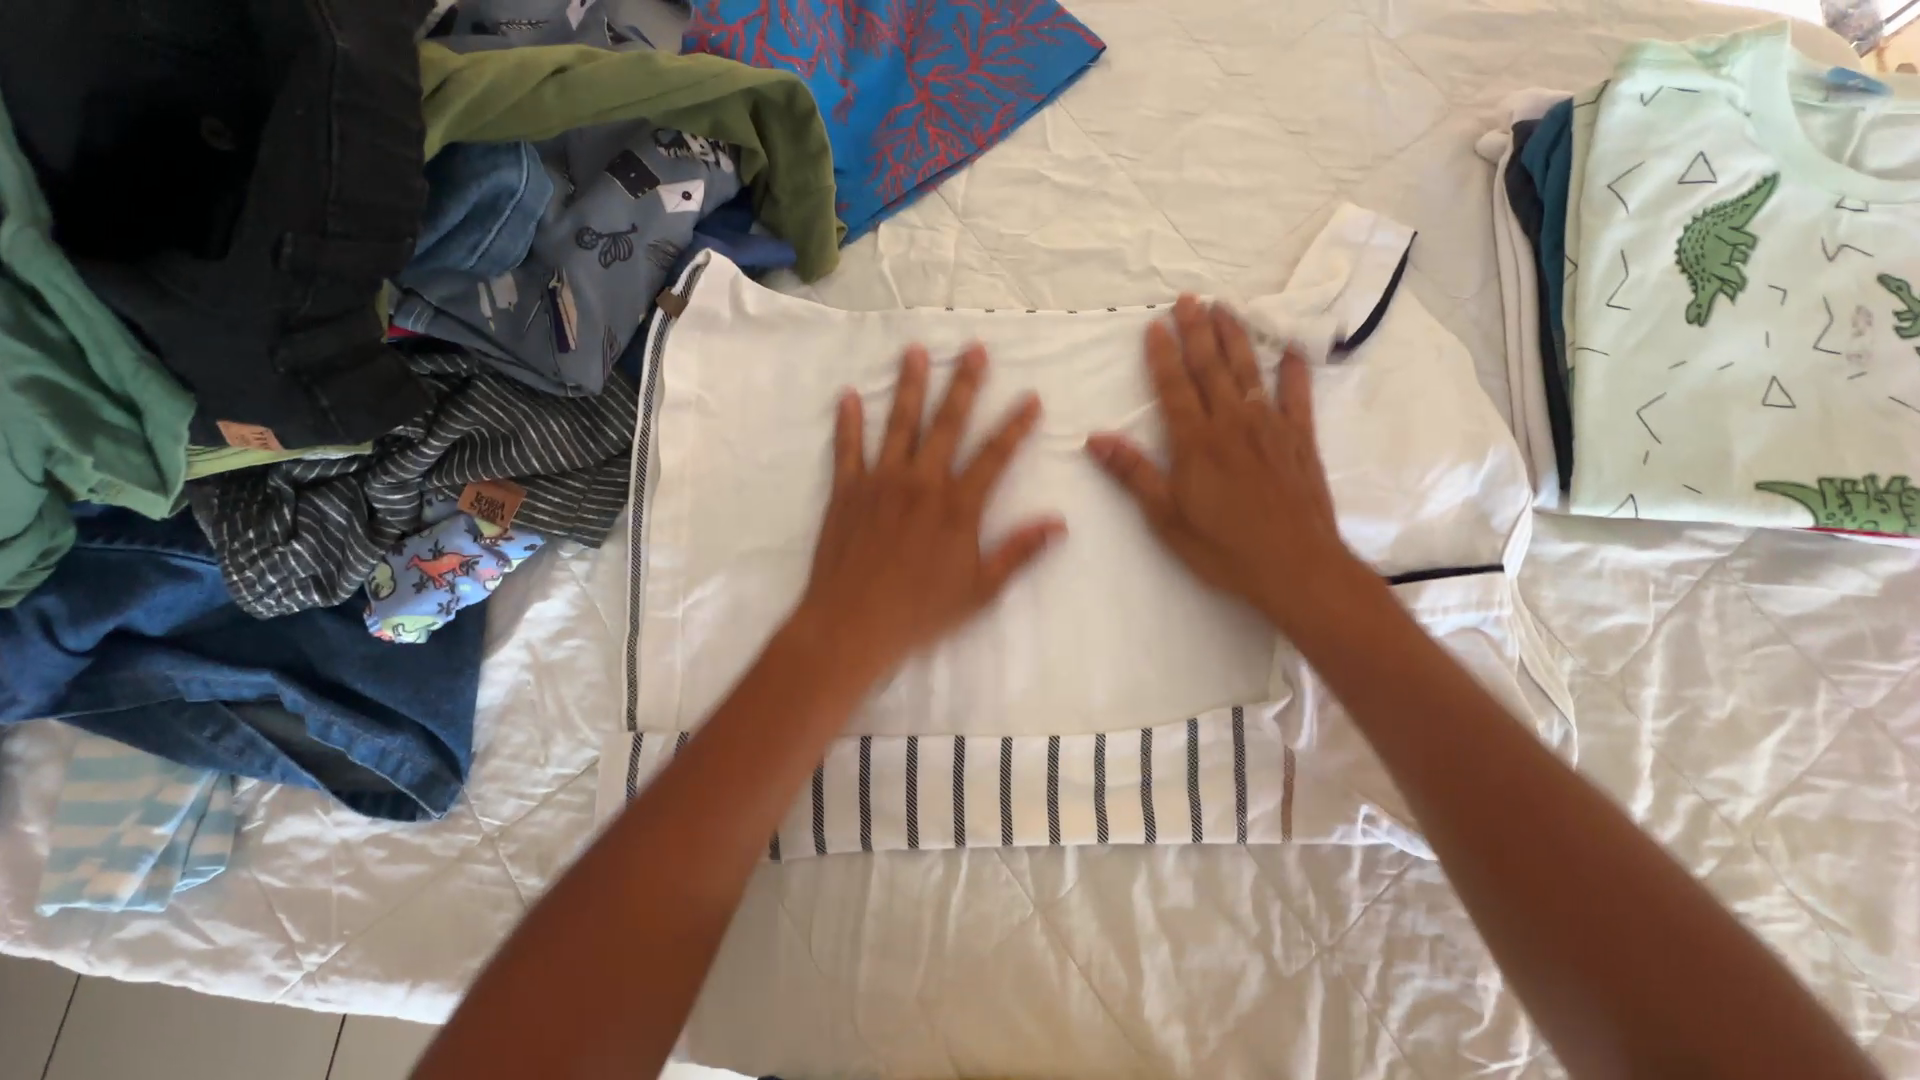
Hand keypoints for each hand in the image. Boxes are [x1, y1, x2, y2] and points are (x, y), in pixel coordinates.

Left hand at [793, 343, 1065, 677]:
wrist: (853, 624)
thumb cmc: (921, 612)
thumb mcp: (981, 590)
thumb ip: (1019, 552)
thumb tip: (1058, 523)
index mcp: (958, 505)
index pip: (995, 454)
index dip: (1016, 424)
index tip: (1031, 397)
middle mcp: (922, 482)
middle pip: (947, 423)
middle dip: (965, 384)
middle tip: (974, 349)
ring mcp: (881, 482)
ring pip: (899, 424)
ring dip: (910, 385)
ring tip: (916, 350)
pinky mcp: (847, 492)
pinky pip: (847, 448)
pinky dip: (848, 421)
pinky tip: (850, 395)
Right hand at [1086, 295, 1371, 634]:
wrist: (1297, 567)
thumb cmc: (1224, 548)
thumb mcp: (1166, 518)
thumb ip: (1133, 473)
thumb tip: (1094, 438)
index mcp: (1196, 442)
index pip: (1174, 387)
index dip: (1162, 355)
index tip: (1155, 324)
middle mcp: (1232, 423)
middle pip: (1211, 367)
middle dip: (1198, 331)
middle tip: (1189, 298)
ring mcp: (1271, 428)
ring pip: (1250, 371)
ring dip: (1236, 337)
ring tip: (1226, 307)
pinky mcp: (1302, 441)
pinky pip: (1298, 397)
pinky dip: (1294, 371)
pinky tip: (1290, 350)